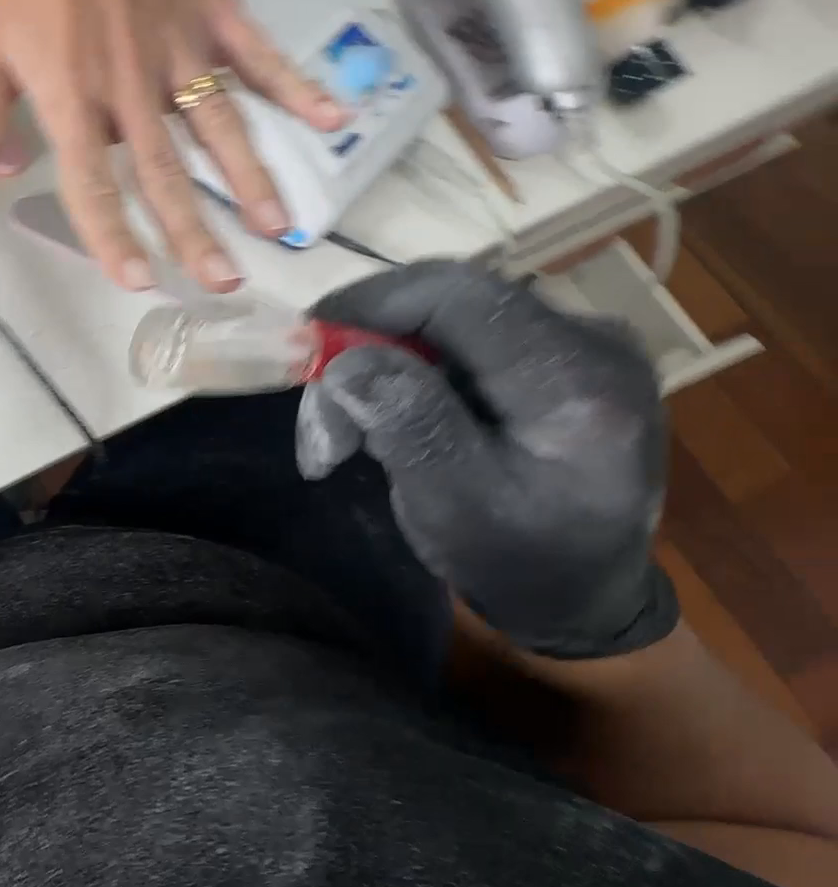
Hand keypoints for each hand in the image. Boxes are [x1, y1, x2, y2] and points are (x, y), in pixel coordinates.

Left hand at [0, 0, 344, 291]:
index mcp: (71, 96)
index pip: (91, 184)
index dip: (112, 237)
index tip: (140, 282)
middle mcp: (128, 82)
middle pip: (163, 170)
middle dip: (194, 231)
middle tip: (223, 282)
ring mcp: (179, 43)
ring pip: (219, 123)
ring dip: (250, 177)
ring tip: (278, 227)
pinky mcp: (214, 5)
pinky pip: (259, 52)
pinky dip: (296, 85)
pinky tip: (331, 119)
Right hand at [295, 261, 678, 658]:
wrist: (576, 592)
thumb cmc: (517, 559)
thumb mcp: (455, 505)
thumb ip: (411, 425)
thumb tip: (347, 359)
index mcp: (576, 378)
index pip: (457, 294)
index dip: (367, 306)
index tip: (303, 353)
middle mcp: (584, 339)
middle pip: (439, 303)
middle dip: (358, 350)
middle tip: (318, 423)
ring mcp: (565, 343)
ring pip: (433, 320)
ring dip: (369, 370)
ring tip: (338, 442)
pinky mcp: (541, 355)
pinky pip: (447, 339)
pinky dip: (395, 374)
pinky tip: (377, 422)